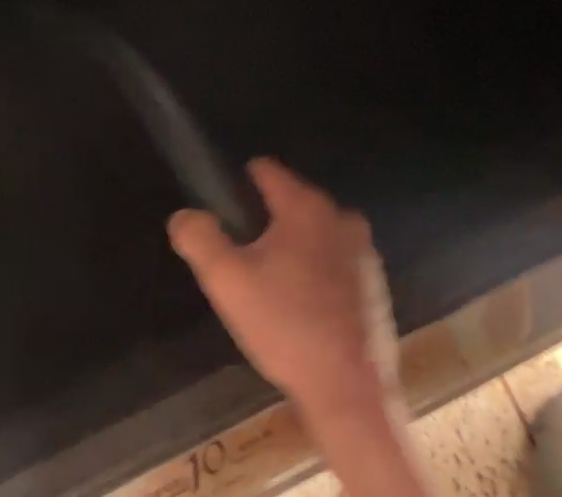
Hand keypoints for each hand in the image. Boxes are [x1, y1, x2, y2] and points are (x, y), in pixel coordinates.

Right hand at [169, 158, 387, 411]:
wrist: (348, 391)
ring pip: (312, 234)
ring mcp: (364, 252)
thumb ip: (198, 237)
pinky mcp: (375, 286)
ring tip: (268, 288)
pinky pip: (333, 263)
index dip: (236, 185)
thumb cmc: (285, 326)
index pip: (265, 169)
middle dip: (263, 222)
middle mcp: (341, 218)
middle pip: (289, 202)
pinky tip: (298, 310)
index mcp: (306, 207)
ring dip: (290, 249)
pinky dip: (314, 274)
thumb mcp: (225, 280)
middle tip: (242, 262)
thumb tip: (186, 215)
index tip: (221, 214)